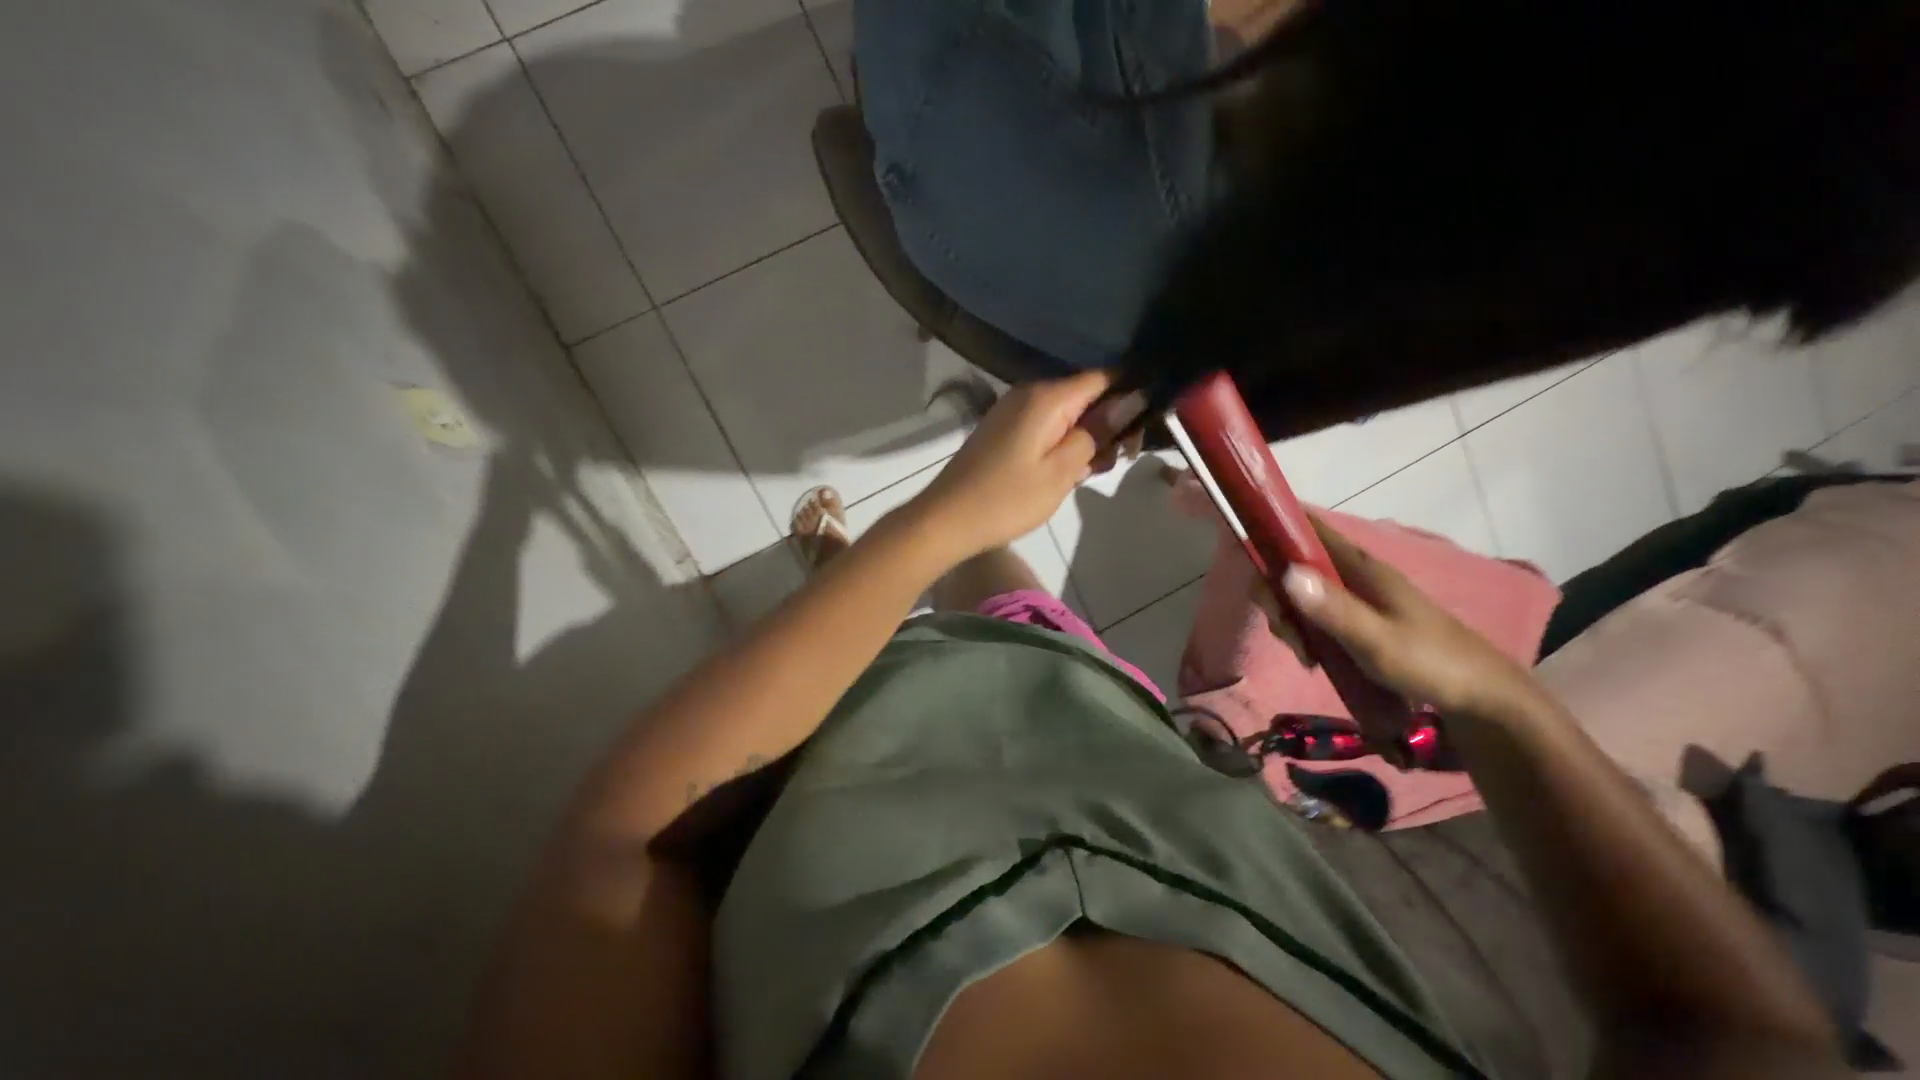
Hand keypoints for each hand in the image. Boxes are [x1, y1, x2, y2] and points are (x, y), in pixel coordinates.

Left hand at [908, 371, 1112, 560]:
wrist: (946, 519)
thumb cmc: (1007, 499)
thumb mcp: (1061, 471)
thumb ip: (1097, 433)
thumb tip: (1131, 400)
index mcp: (1047, 397)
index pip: (1104, 377)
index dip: (1131, 393)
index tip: (1151, 420)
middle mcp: (1029, 393)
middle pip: (1086, 394)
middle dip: (1110, 421)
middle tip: (1120, 459)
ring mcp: (1013, 410)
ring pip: (1067, 413)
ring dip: (1086, 437)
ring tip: (1092, 470)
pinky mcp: (1004, 429)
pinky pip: (1047, 425)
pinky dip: (1063, 442)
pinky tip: (1067, 471)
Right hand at [1257, 515, 1544, 719]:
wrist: (1482, 696)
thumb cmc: (1431, 663)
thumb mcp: (1376, 640)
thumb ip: (1333, 608)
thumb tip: (1285, 572)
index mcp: (1360, 566)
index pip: (1306, 527)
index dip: (1272, 529)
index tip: (1248, 557)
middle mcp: (1356, 573)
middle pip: (1294, 564)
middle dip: (1277, 595)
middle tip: (1287, 635)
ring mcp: (1360, 597)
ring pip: (1303, 592)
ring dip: (1291, 619)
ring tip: (1304, 655)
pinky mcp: (1363, 620)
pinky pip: (1318, 614)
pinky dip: (1307, 632)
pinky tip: (1314, 659)